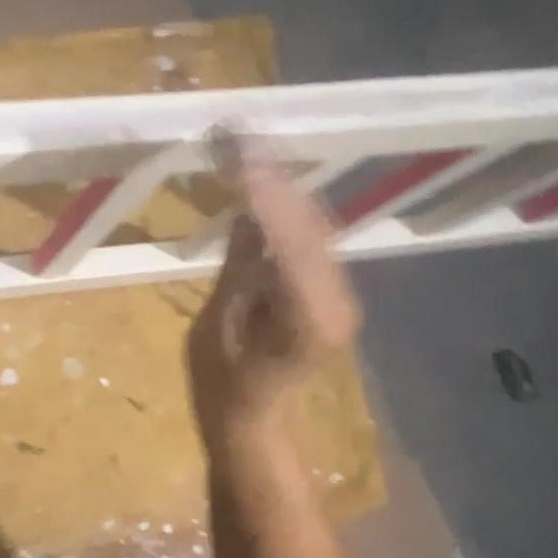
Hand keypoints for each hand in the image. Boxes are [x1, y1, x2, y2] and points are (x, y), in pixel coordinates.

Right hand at [186, 161, 359, 455]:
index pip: (291, 244)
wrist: (249, 421)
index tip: (241, 156)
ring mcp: (340, 296)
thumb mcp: (217, 327)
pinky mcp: (330, 291)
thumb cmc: (221, 385)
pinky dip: (288, 209)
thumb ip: (239, 267)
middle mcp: (338, 303)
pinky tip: (266, 180)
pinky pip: (311, 240)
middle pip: (310, 228)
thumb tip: (246, 209)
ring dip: (283, 186)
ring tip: (251, 145)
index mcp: (309, 320)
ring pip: (315, 228)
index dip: (267, 197)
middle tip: (242, 136)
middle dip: (276, 180)